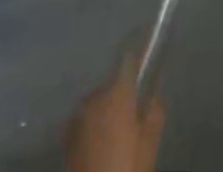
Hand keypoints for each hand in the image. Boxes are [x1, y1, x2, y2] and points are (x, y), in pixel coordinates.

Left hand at [67, 54, 165, 171]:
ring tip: (115, 130)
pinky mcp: (67, 132)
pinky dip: (93, 121)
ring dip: (106, 107)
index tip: (143, 64)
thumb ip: (155, 114)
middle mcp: (95, 96)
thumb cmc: (127, 167)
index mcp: (118, 94)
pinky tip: (99, 140)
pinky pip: (85, 116)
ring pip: (97, 100)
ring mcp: (78, 114)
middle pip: (112, 84)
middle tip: (132, 113)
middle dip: (122, 93)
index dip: (136, 60)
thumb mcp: (149, 145)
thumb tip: (153, 96)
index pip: (127, 61)